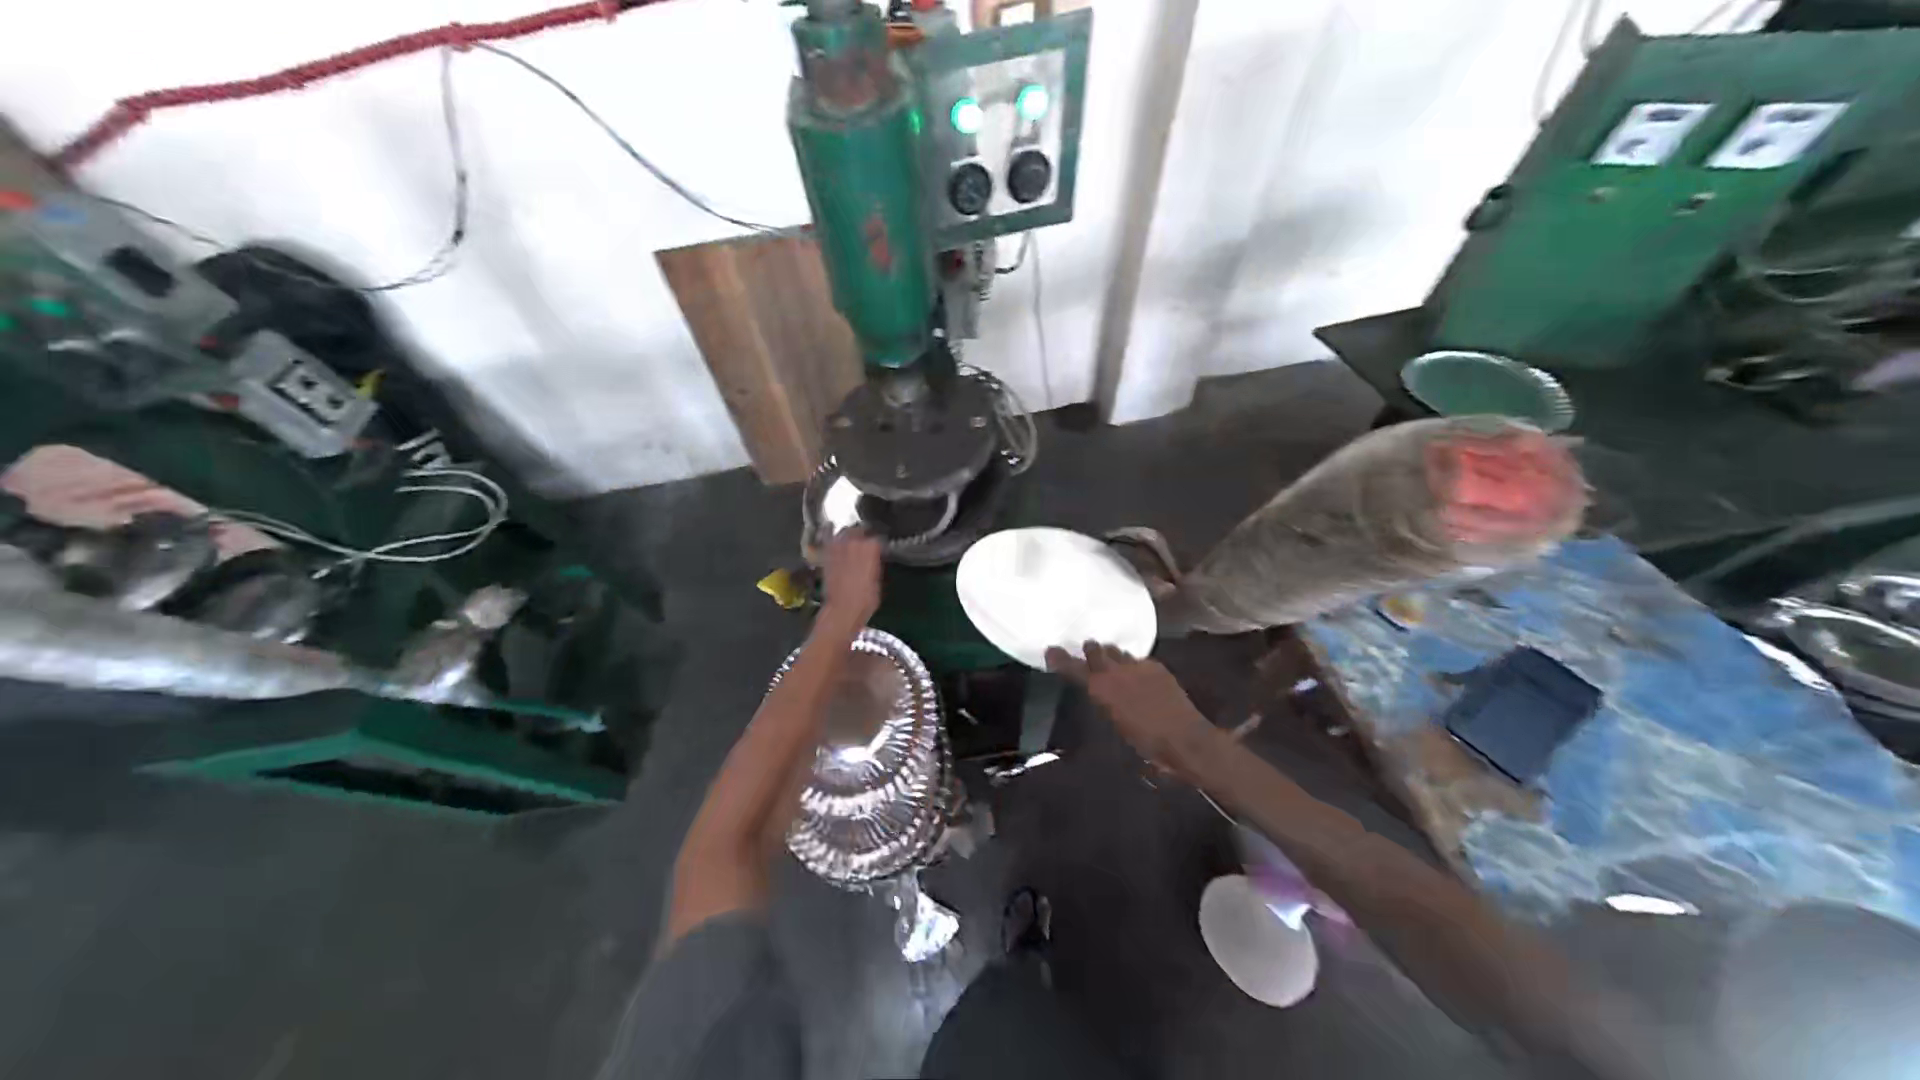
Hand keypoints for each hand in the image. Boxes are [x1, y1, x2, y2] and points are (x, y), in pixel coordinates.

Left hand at [819, 528, 882, 629]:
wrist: (842, 609)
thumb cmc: (866, 599)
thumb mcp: (878, 580)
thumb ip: (875, 563)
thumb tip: (873, 558)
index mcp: (871, 548)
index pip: (877, 537)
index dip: (877, 543)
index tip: (878, 549)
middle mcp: (854, 542)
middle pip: (859, 530)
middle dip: (863, 535)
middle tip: (865, 543)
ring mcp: (838, 546)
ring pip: (844, 532)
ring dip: (848, 535)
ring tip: (850, 541)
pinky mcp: (826, 553)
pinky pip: (829, 539)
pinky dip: (831, 538)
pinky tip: (834, 541)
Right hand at [1046, 641, 1223, 779]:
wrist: (1185, 738)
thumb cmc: (1146, 742)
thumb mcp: (1117, 724)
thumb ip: (1105, 702)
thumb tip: (1100, 692)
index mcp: (1101, 689)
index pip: (1074, 668)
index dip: (1061, 659)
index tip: (1050, 650)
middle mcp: (1117, 672)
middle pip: (1096, 650)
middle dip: (1090, 650)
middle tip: (1086, 650)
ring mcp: (1139, 666)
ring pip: (1118, 651)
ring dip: (1111, 654)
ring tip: (1110, 658)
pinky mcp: (1157, 667)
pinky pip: (1139, 659)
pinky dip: (1133, 664)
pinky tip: (1137, 673)